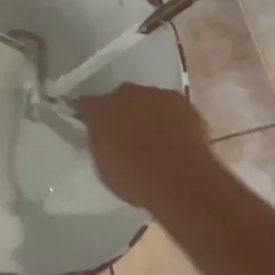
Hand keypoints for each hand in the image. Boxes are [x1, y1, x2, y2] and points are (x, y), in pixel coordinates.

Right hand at [72, 83, 210, 207]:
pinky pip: (173, 111)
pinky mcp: (187, 105)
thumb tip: (101, 134)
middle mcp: (128, 93)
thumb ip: (100, 142)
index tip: (90, 125)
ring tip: (156, 141)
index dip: (88, 114)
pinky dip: (173, 122)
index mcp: (101, 108)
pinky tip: (177, 142)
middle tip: (127, 137)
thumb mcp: (104, 165)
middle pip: (121, 99)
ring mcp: (159, 96)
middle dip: (122, 113)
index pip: (88, 104)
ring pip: (149, 102)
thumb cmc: (134, 179)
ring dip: (149, 115)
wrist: (180, 180)